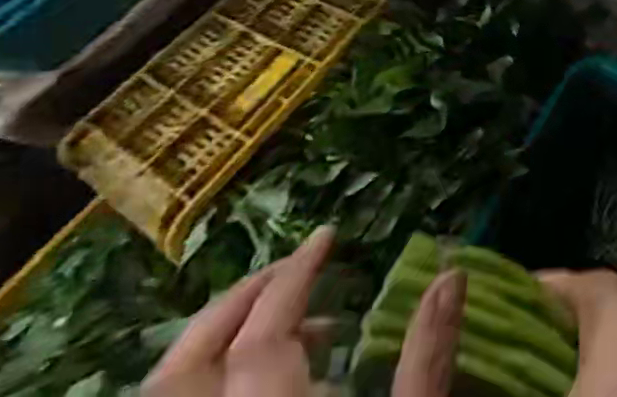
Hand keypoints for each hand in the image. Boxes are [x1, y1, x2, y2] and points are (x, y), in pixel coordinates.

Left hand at [145, 226, 467, 396]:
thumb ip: (427, 357)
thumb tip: (452, 274)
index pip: (264, 336)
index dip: (294, 276)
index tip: (327, 235)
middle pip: (187, 365)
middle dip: (240, 300)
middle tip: (292, 264)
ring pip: (164, 390)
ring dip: (215, 338)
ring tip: (279, 318)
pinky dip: (203, 377)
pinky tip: (256, 376)